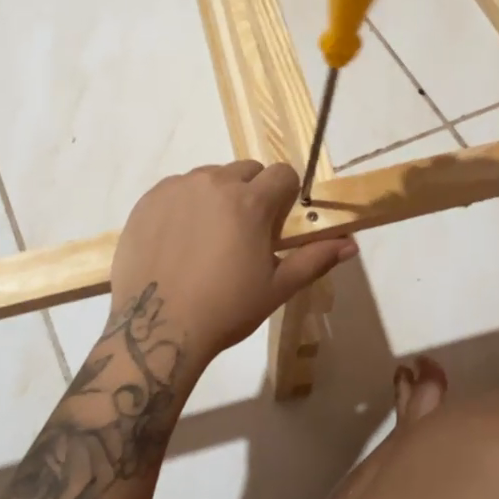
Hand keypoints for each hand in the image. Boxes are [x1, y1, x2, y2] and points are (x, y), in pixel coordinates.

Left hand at [108, 161, 356, 356]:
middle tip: (244, 234)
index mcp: (250, 201)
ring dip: (218, 196)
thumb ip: (315, 259)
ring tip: (209, 239)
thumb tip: (351, 244)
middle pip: (246, 170)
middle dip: (253, 193)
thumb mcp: (277, 287)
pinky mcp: (147, 200)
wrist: (158, 328)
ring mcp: (176, 189)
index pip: (282, 173)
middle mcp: (213, 183)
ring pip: (209, 177)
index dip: (286, 196)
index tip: (276, 225)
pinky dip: (185, 204)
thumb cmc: (226, 309)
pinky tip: (180, 240)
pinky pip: (177, 189)